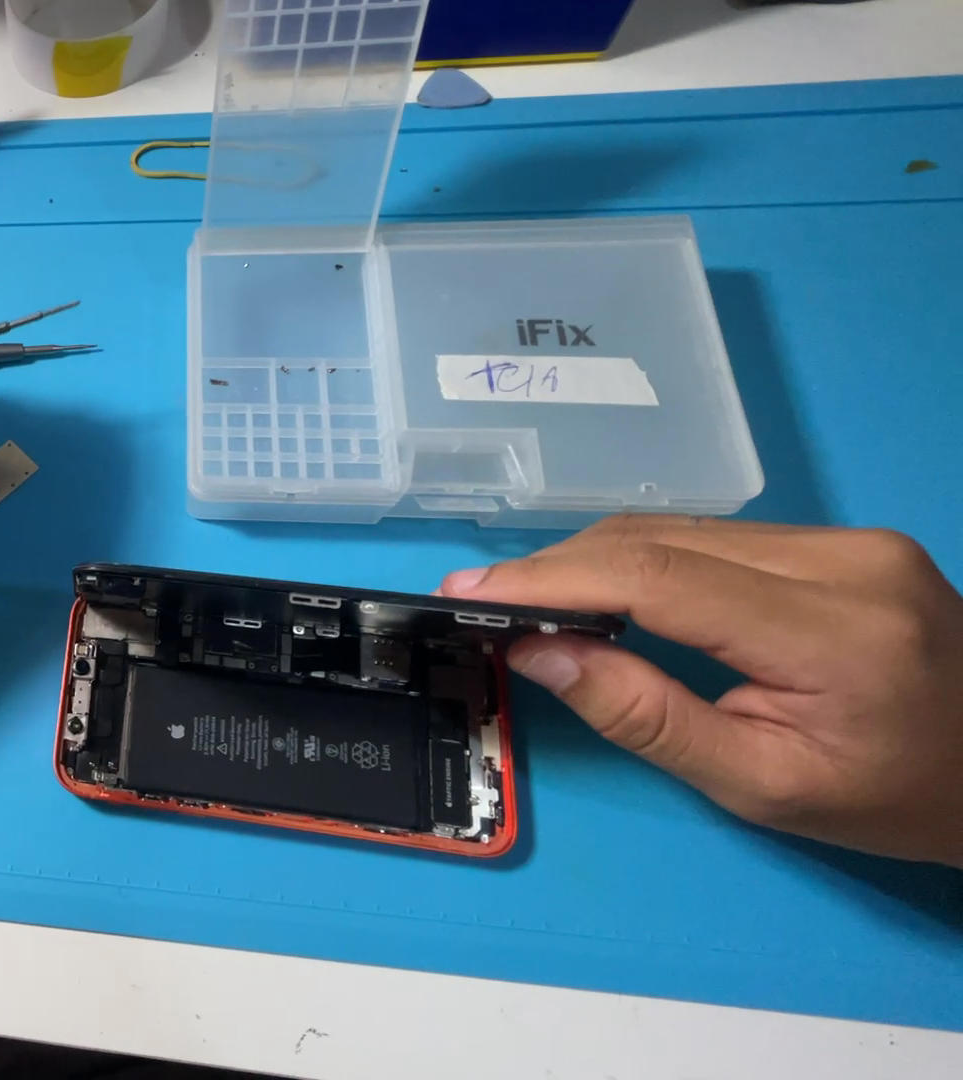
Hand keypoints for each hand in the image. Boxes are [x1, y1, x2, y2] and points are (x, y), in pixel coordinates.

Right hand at [438, 516, 962, 866]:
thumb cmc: (893, 798)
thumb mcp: (760, 784)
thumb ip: (640, 716)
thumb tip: (532, 652)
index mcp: (833, 631)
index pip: (653, 577)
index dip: (545, 580)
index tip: (465, 592)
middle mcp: (840, 559)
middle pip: (647, 541)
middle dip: (546, 570)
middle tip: (475, 600)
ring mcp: (839, 540)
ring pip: (661, 528)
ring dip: (576, 562)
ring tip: (520, 599)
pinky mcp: (827, 539)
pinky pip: (691, 534)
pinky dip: (619, 559)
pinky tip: (587, 588)